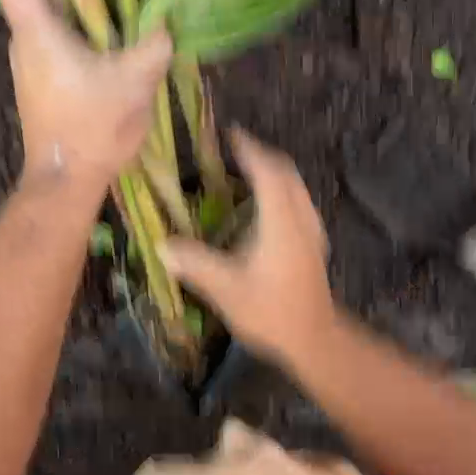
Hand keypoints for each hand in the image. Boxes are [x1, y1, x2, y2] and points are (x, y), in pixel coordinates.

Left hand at [0, 0, 171, 195]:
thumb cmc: (92, 128)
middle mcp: (24, 42)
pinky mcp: (40, 85)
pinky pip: (54, 40)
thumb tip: (169, 17)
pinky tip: (109, 32)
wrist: (66, 183)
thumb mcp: (136, 80)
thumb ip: (156, 42)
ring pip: (44, 16)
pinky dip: (75, 26)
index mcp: (36, 30)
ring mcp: (28, 66)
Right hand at [165, 132, 336, 364]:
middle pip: (287, 174)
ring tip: (249, 175)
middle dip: (263, 158)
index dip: (250, 150)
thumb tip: (161, 245)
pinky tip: (264, 211)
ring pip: (296, 189)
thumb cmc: (270, 312)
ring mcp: (312, 233)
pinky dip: (281, 195)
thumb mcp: (225, 289)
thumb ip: (194, 263)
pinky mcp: (314, 248)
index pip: (267, 172)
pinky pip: (299, 205)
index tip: (232, 134)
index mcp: (280, 222)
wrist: (313, 340)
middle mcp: (300, 220)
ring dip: (274, 176)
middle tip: (238, 152)